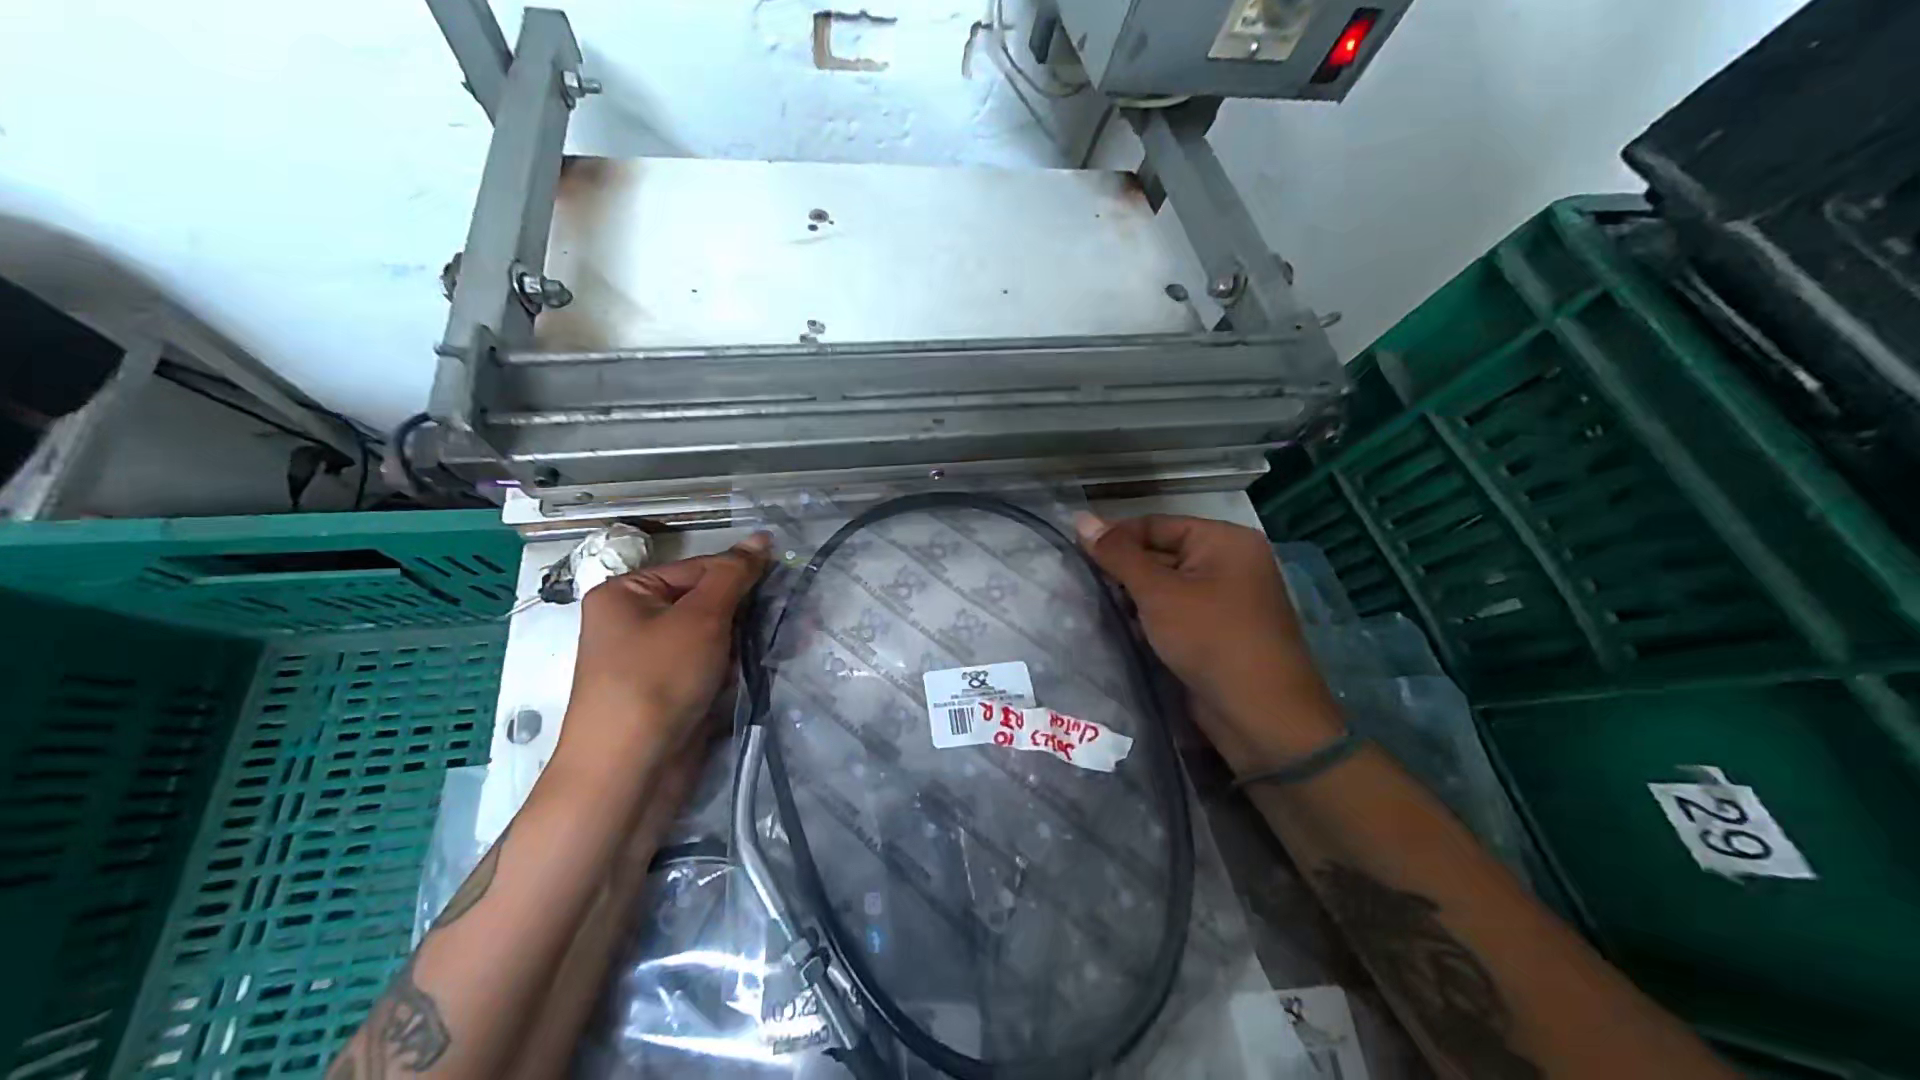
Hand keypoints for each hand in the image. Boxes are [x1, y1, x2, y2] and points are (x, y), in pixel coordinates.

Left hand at [559, 536, 770, 767]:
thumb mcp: (700, 618)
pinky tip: (761, 669)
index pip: (698, 568)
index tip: (785, 580)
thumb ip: (734, 576)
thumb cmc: (658, 680)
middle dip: (748, 612)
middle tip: (792, 615)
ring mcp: (653, 660)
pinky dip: (734, 668)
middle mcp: (635, 622)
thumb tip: (762, 537)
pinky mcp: (671, 692)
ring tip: (788, 642)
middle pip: (706, 602)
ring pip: (712, 637)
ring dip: (746, 641)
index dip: (741, 574)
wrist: (629, 771)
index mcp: (627, 593)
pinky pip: (709, 667)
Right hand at [1076, 513, 1343, 769]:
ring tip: (1097, 608)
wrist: (1260, 715)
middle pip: (1161, 554)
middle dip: (1123, 572)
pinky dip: (1150, 619)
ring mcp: (1225, 600)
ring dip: (1133, 598)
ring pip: (1165, 587)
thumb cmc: (1211, 639)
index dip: (1116, 538)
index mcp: (1224, 540)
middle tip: (1083, 585)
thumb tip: (1080, 518)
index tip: (1075, 554)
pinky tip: (1123, 630)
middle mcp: (1228, 563)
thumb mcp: (1159, 592)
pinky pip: (1175, 613)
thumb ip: (1118, 555)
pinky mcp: (1216, 632)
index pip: (1156, 525)